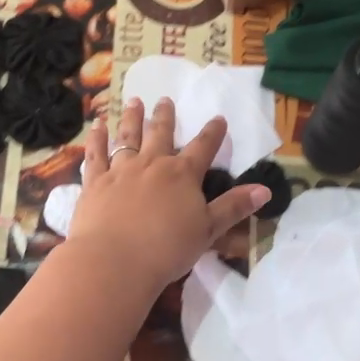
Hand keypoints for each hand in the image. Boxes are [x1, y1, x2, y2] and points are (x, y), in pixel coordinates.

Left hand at [75, 97, 268, 289]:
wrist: (115, 260)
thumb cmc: (167, 249)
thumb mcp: (208, 230)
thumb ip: (233, 207)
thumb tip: (264, 190)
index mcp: (183, 175)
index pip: (203, 148)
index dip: (213, 133)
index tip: (218, 118)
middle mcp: (152, 164)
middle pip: (161, 134)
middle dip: (165, 117)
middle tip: (165, 100)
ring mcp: (121, 171)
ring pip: (128, 137)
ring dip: (133, 118)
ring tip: (135, 102)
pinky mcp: (95, 183)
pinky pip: (95, 154)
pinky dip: (96, 138)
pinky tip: (97, 126)